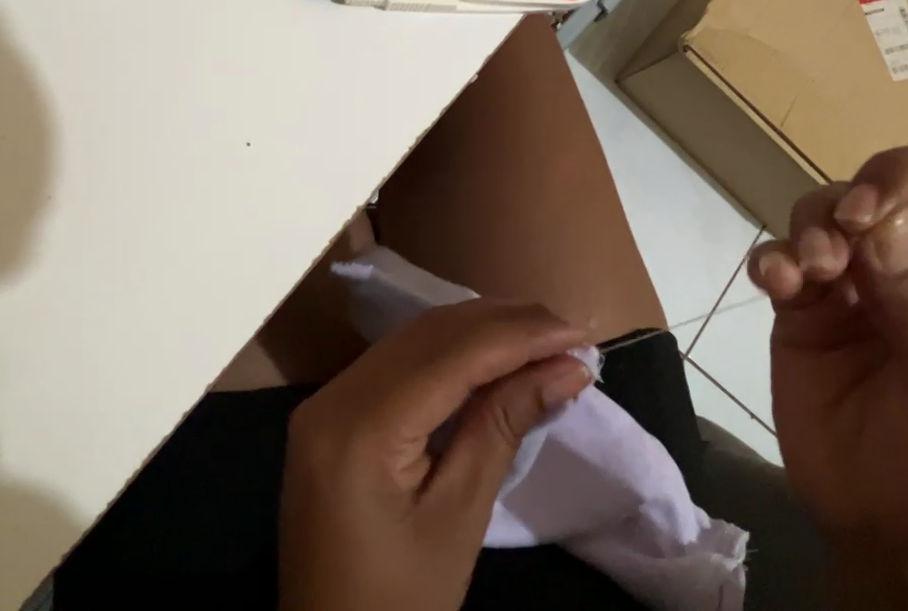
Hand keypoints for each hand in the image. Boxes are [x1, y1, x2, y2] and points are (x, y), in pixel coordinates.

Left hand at [278, 299, 595, 610]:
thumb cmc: (400, 599)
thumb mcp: (459, 517)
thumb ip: (504, 426)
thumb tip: (568, 366)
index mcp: (360, 429)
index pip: (451, 355)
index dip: (520, 335)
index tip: (581, 331)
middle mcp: (333, 397)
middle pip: (430, 334)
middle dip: (505, 323)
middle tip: (570, 329)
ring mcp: (326, 400)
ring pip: (414, 338)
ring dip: (481, 330)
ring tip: (544, 335)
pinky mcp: (332, 411)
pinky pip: (398, 361)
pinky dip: (451, 351)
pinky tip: (493, 353)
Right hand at [749, 123, 907, 609]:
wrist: (890, 538)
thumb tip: (878, 220)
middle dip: (887, 182)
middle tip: (858, 220)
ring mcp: (861, 280)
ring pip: (835, 205)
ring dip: (821, 220)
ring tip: (816, 268)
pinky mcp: (804, 304)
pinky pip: (784, 256)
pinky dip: (776, 256)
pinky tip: (776, 282)